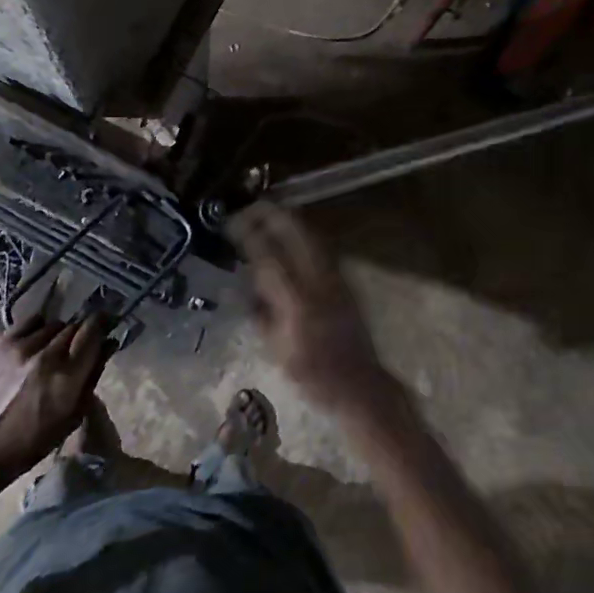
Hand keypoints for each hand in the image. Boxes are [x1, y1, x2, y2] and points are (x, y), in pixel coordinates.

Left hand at [0, 312, 113, 506]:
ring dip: (60, 334)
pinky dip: (39, 328)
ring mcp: (22, 348)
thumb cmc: (32, 442)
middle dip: (82, 333)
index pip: (93, 332)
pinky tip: (35, 342)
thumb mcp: (72, 417)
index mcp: (68, 379)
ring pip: (55, 324)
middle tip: (78, 347)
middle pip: (75, 326)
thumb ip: (92, 376)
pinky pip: (31, 321)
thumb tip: (109, 343)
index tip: (106, 324)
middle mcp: (47, 357)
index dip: (102, 323)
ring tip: (53, 350)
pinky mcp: (1, 345)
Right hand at [228, 202, 394, 413]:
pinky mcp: (345, 281)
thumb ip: (261, 314)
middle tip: (252, 207)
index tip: (233, 223)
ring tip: (271, 211)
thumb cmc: (314, 377)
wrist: (360, 384)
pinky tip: (294, 233)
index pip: (268, 258)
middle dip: (272, 215)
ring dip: (290, 219)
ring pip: (312, 235)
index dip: (249, 236)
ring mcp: (335, 278)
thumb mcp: (278, 350)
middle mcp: (318, 282)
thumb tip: (247, 286)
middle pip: (296, 234)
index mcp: (296, 303)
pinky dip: (305, 233)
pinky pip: (322, 247)